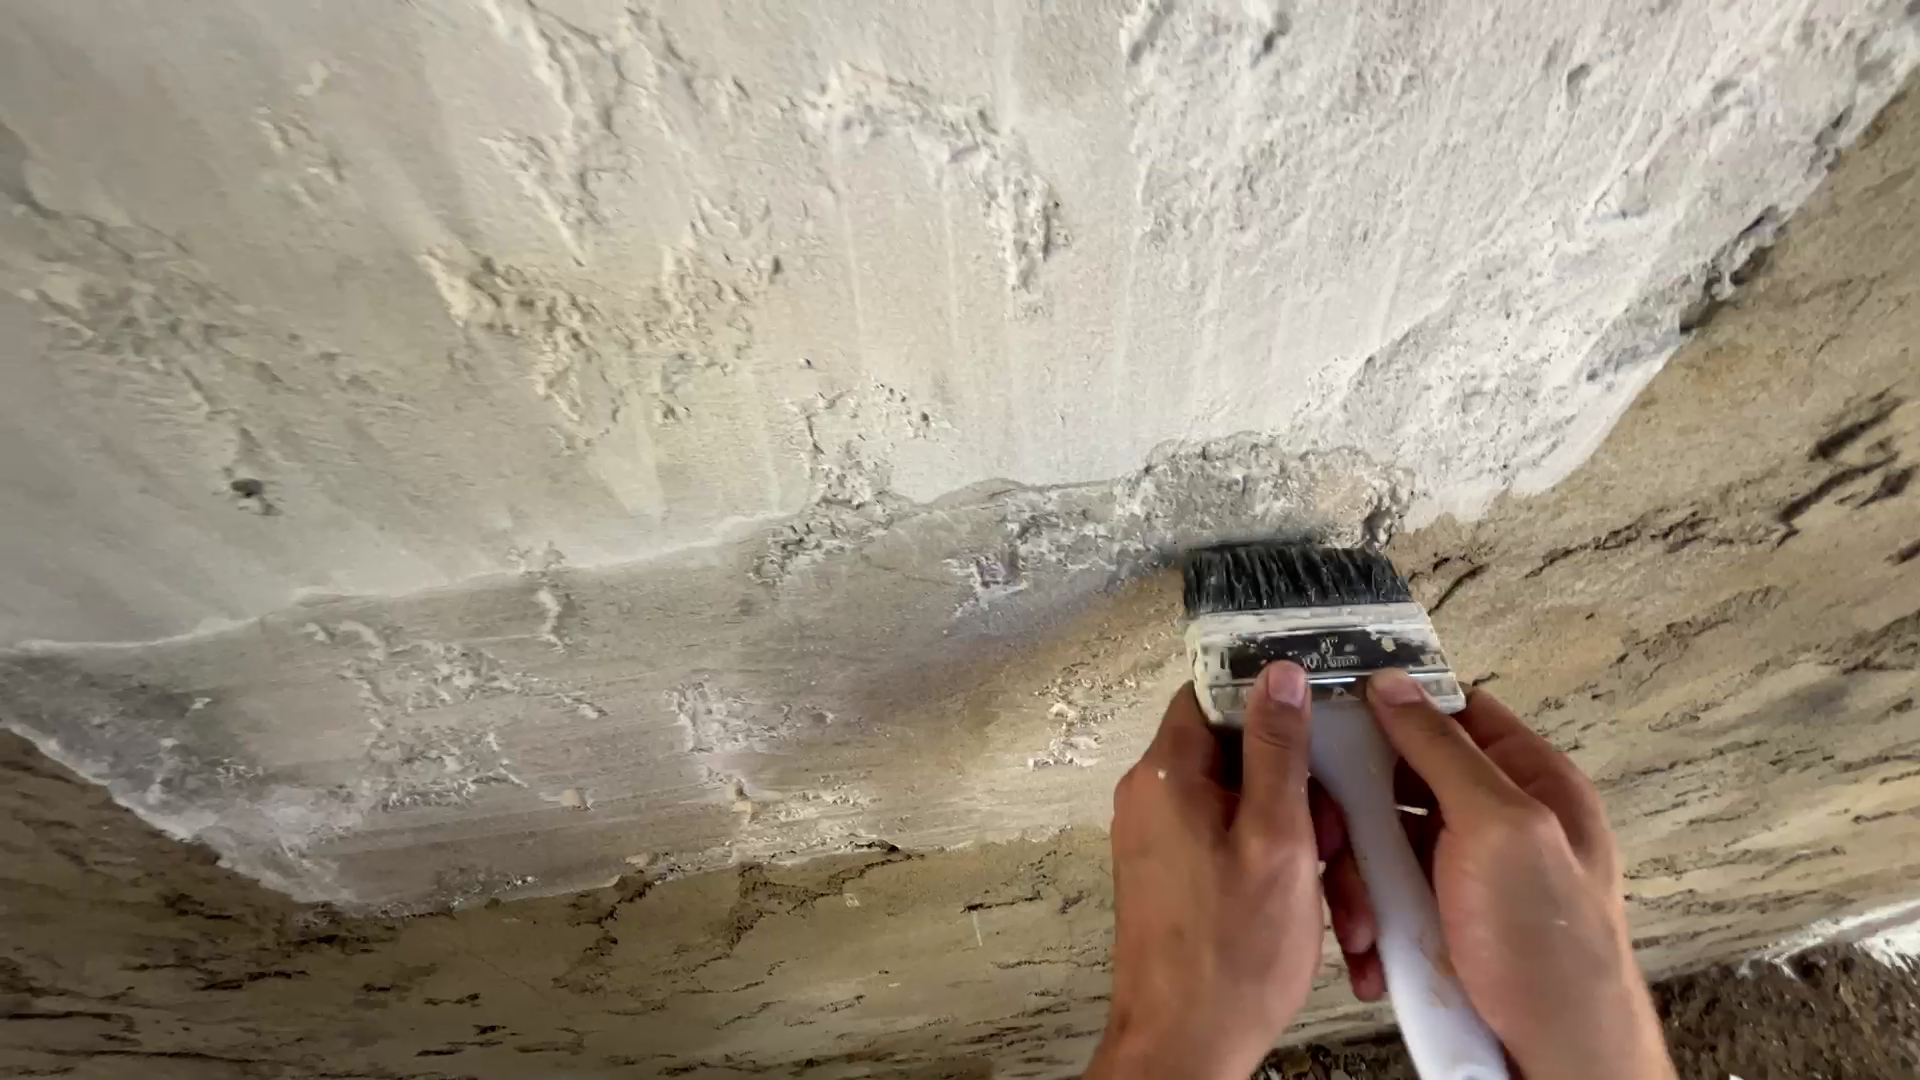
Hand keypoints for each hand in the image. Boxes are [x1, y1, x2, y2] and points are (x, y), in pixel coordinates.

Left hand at [1086, 666, 1324, 1079]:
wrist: (1182, 1042)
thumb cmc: (1234, 949)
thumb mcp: (1276, 838)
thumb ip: (1278, 750)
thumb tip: (1277, 672)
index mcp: (1165, 771)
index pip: (1207, 696)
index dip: (1260, 701)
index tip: (1312, 726)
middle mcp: (1149, 792)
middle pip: (1229, 754)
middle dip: (1291, 790)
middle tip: (1330, 843)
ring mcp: (1154, 830)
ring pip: (1234, 802)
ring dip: (1289, 835)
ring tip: (1329, 892)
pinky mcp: (1166, 864)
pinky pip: (1221, 836)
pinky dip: (1264, 857)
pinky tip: (1303, 903)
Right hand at [1320, 670, 1675, 1079]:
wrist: (1553, 1069)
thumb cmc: (1549, 951)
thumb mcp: (1501, 830)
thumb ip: (1441, 751)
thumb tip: (1389, 682)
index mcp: (1529, 779)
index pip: (1454, 708)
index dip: (1396, 702)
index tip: (1336, 706)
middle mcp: (1493, 811)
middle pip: (1399, 768)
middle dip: (1358, 800)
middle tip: (1333, 828)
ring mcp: (1458, 859)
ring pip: (1377, 824)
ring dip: (1354, 864)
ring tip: (1354, 912)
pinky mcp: (1430, 901)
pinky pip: (1377, 875)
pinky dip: (1362, 901)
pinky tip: (1364, 935)